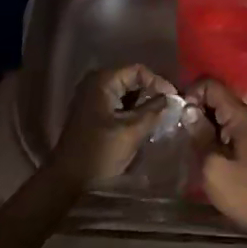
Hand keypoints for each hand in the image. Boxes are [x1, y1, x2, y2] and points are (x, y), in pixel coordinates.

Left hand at [45, 64, 180, 189]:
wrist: (70, 177)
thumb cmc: (100, 151)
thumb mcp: (131, 131)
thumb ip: (153, 111)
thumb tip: (172, 99)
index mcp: (102, 81)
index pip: (137, 70)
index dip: (158, 82)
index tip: (176, 100)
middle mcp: (95, 82)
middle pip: (131, 79)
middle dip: (152, 92)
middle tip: (173, 107)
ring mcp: (92, 96)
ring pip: (126, 92)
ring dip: (144, 102)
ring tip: (164, 115)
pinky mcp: (93, 111)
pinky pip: (118, 103)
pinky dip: (133, 110)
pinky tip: (147, 122)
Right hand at [188, 78, 246, 242]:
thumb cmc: (243, 192)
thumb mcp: (213, 164)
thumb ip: (199, 133)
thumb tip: (186, 108)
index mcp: (238, 117)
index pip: (211, 85)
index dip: (191, 92)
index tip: (178, 113)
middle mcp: (243, 118)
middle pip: (214, 96)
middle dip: (193, 104)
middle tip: (175, 124)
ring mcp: (244, 132)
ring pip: (216, 112)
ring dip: (198, 119)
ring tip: (181, 134)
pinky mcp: (243, 146)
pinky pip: (221, 127)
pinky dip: (206, 130)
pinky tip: (196, 146)